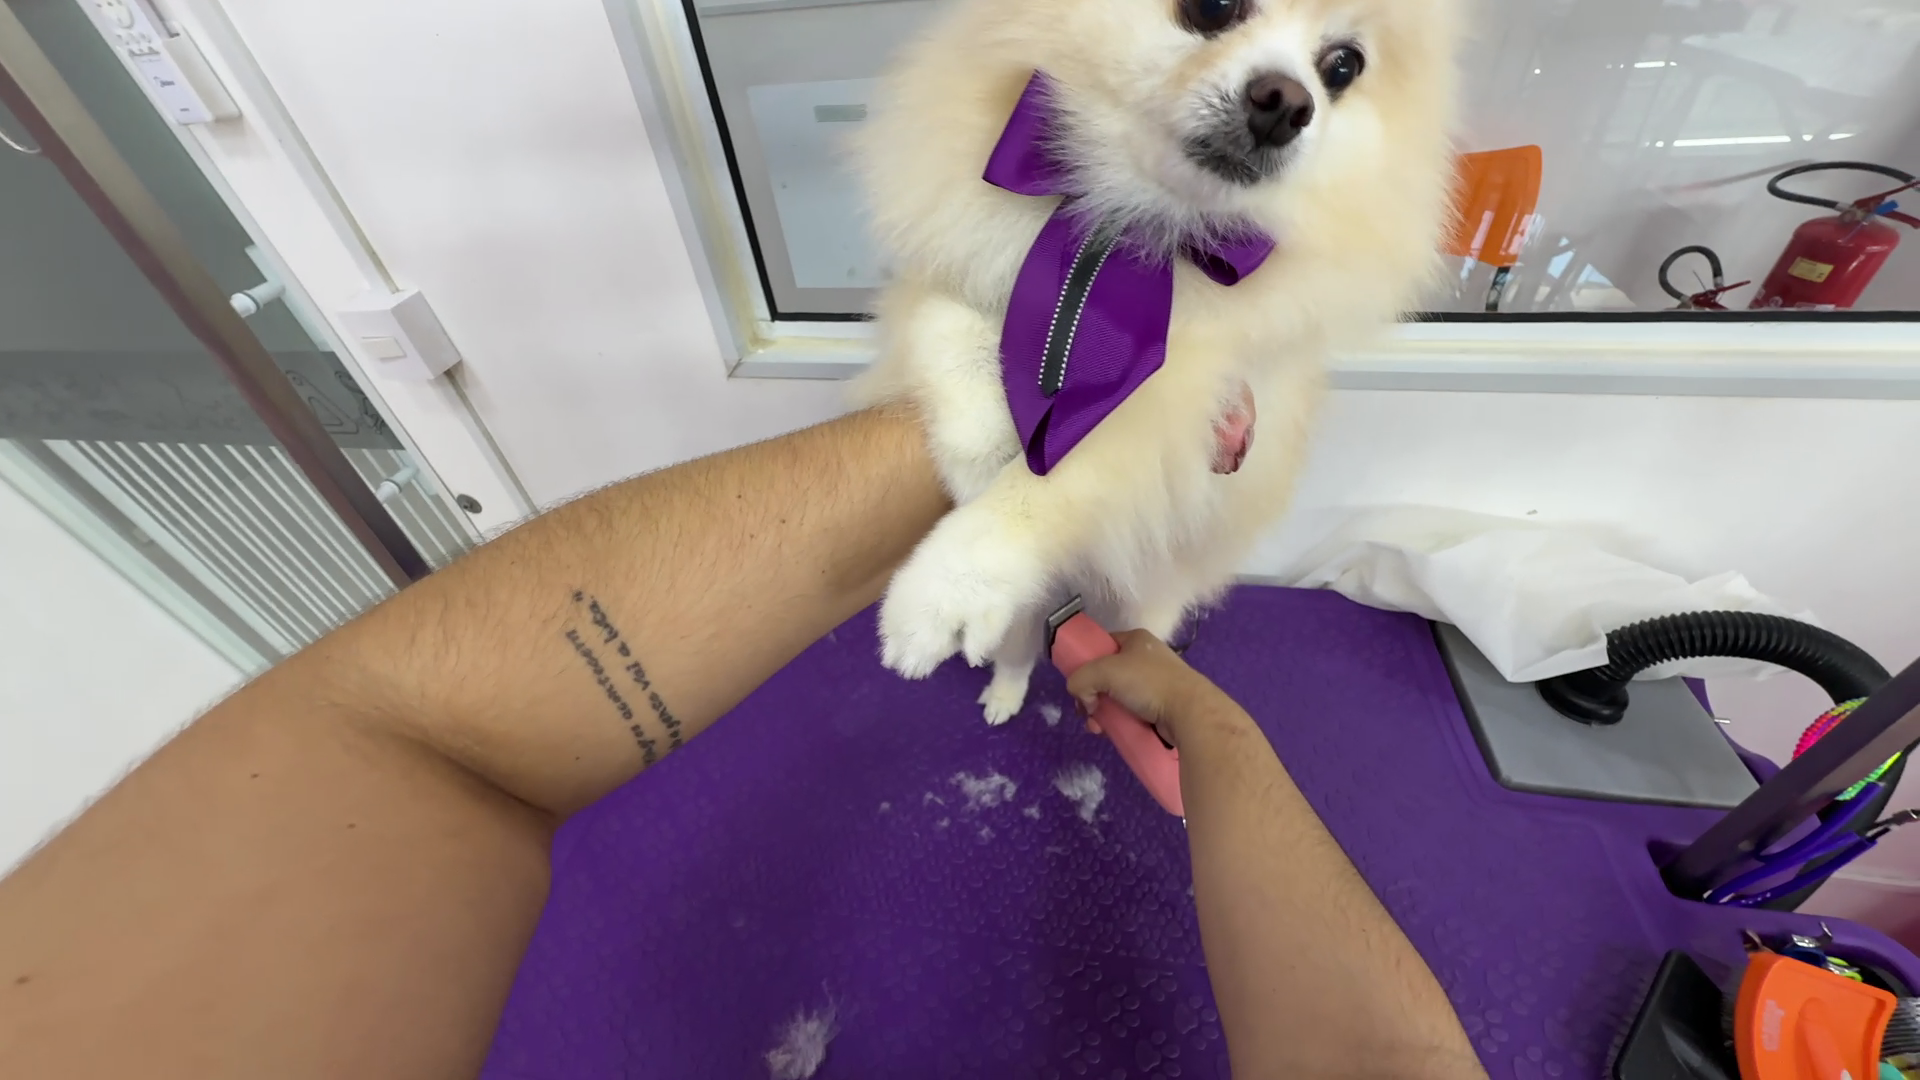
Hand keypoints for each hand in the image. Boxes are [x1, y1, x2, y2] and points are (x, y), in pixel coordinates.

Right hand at [1065, 629, 1237, 746]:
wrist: (1190, 712)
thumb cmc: (1147, 682)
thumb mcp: (1104, 671)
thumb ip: (1080, 679)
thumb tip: (1082, 698)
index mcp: (1135, 640)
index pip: (1102, 645)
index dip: (1086, 662)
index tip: (1079, 682)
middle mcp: (1145, 658)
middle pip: (1106, 675)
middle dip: (1092, 695)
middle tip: (1087, 710)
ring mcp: (1154, 683)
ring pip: (1116, 697)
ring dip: (1102, 712)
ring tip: (1098, 728)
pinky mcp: (1160, 706)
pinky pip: (1130, 712)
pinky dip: (1118, 722)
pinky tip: (1112, 732)